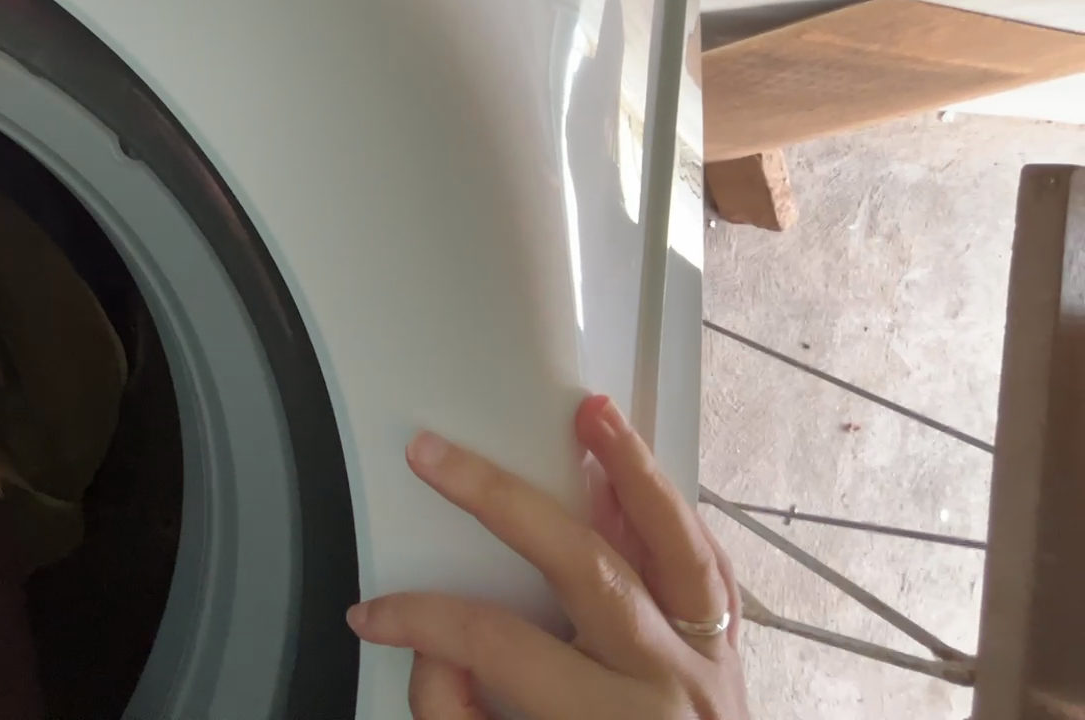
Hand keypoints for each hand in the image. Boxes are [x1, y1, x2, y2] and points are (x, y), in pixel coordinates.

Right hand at [347, 396, 748, 719]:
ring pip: (677, 548)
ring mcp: (712, 661)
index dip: (420, 620)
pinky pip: (706, 564)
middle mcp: (674, 688)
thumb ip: (459, 717)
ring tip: (592, 411)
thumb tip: (435, 648)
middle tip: (429, 453)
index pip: (498, 641)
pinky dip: (667, 505)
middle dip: (495, 498)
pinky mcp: (726, 647)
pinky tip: (633, 459)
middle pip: (582, 565)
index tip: (373, 615)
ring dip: (631, 469)